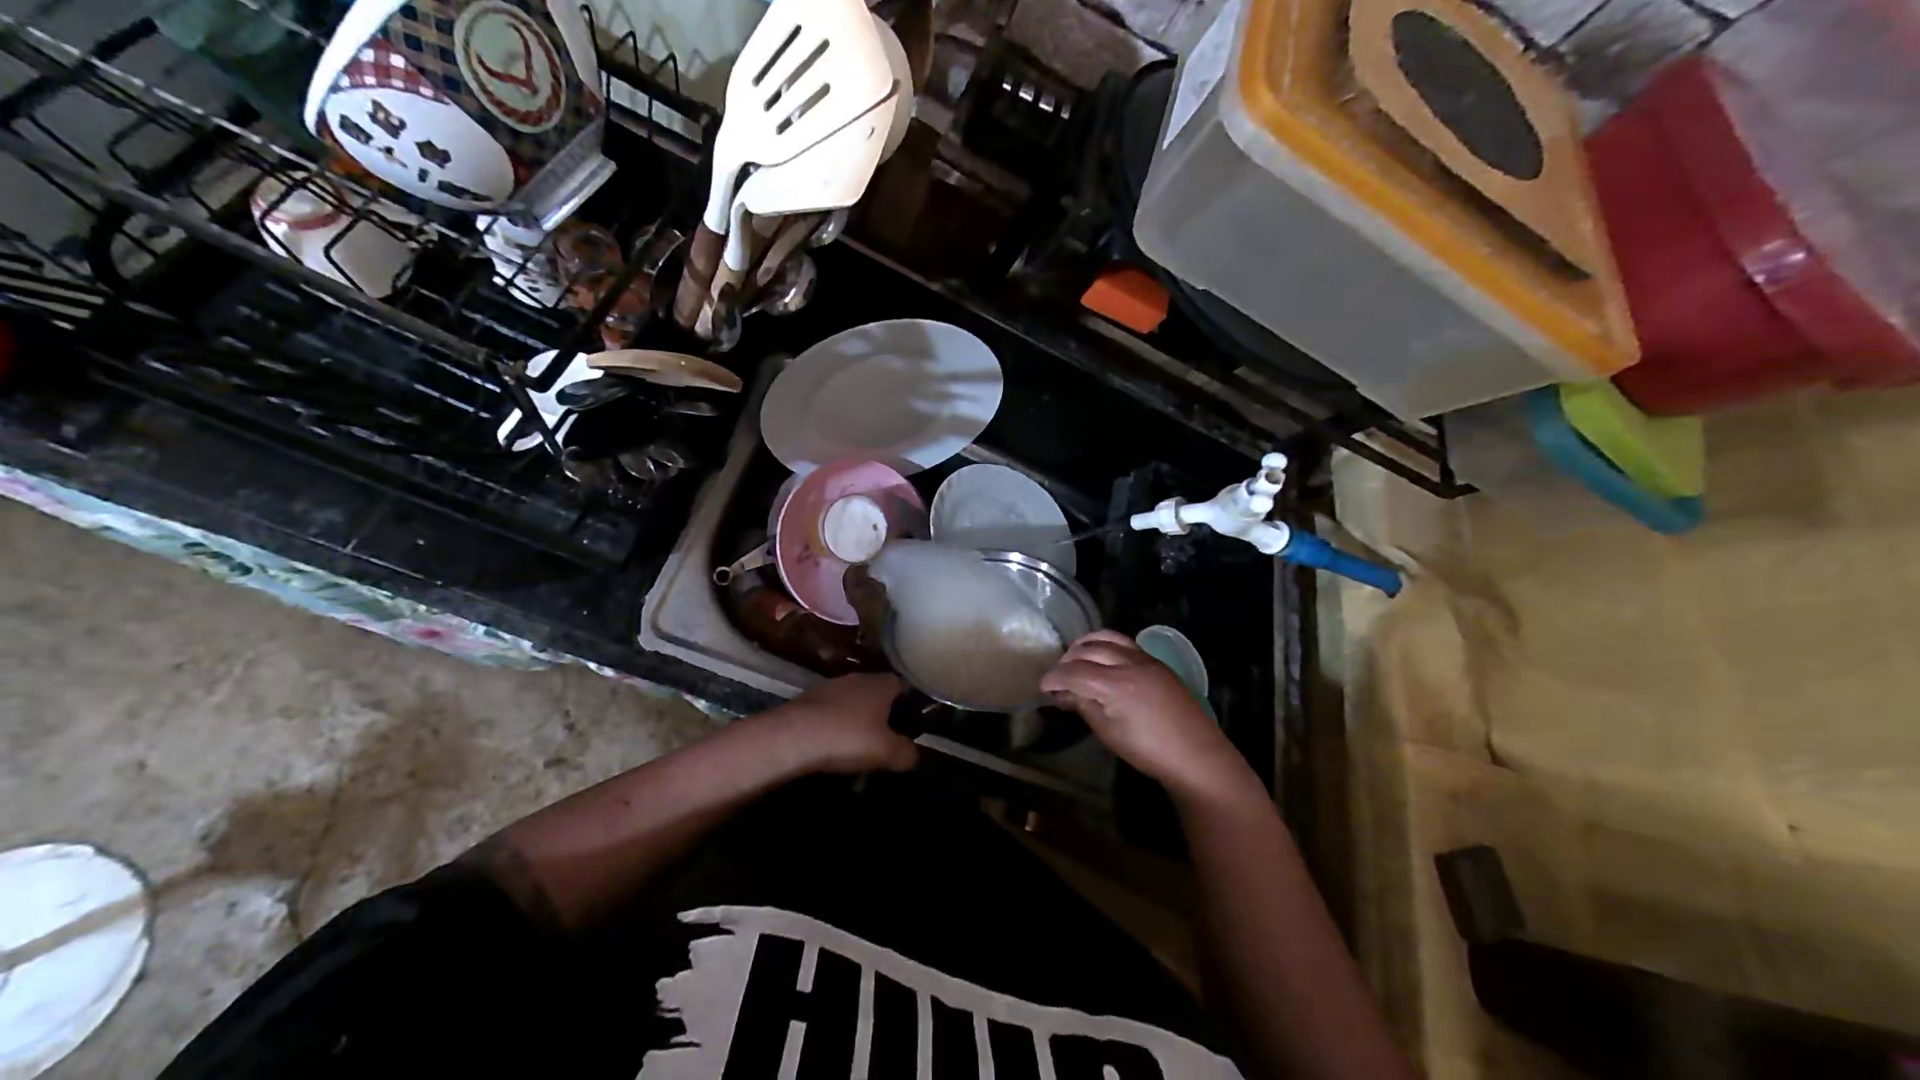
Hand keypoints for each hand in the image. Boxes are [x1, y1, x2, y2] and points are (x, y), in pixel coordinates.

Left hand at [765, 673, 918, 774]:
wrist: (792, 736)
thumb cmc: (848, 738)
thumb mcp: (887, 752)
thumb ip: (907, 753)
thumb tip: (914, 754)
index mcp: (880, 684)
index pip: (902, 685)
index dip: (909, 704)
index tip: (911, 725)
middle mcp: (856, 678)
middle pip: (876, 695)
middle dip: (882, 717)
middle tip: (885, 742)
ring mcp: (828, 687)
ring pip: (851, 705)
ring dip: (856, 723)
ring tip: (857, 752)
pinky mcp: (806, 701)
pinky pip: (829, 714)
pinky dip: (834, 729)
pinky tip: (831, 750)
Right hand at [1041, 631, 1255, 800]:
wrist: (1197, 755)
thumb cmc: (1149, 751)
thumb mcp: (1108, 732)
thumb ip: (1084, 706)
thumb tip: (1063, 694)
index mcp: (1115, 684)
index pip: (1073, 672)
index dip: (1053, 678)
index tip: (1042, 688)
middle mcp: (1129, 663)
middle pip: (1088, 649)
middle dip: (1067, 660)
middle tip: (1057, 678)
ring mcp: (1146, 659)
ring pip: (1107, 638)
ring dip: (1086, 645)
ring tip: (1075, 660)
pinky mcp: (1157, 662)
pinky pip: (1124, 643)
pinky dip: (1106, 645)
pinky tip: (1101, 660)